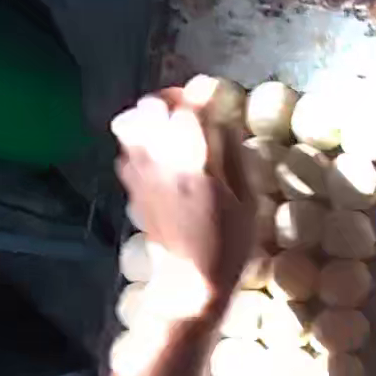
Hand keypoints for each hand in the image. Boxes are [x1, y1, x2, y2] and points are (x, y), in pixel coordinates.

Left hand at [111, 81, 254, 320]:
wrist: (189, 284)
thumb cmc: (229, 248)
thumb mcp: (247, 203)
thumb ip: (233, 156)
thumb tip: (222, 123)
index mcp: (194, 162)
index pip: (192, 108)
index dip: (204, 94)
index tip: (216, 92)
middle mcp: (160, 159)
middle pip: (154, 106)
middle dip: (174, 99)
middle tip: (194, 109)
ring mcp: (140, 172)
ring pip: (132, 121)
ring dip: (153, 116)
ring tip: (173, 127)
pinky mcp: (131, 186)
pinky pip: (127, 146)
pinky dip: (141, 138)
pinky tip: (160, 153)